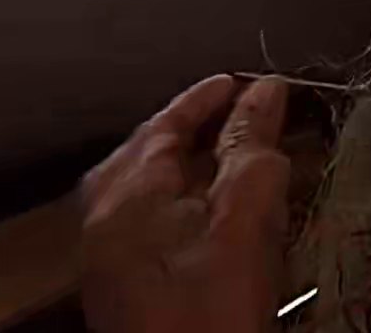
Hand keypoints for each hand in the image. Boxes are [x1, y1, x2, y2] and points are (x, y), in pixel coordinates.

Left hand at [80, 75, 289, 332]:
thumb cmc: (220, 291)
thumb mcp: (248, 203)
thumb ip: (252, 139)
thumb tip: (265, 88)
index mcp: (127, 199)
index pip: (163, 127)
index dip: (206, 97)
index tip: (242, 78)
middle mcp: (105, 226)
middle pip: (140, 156)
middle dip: (184, 125)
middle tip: (229, 107)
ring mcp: (109, 262)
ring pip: (143, 188)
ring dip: (183, 158)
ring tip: (227, 144)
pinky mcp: (127, 287)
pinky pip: (149, 217)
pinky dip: (181, 190)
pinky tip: (213, 195)